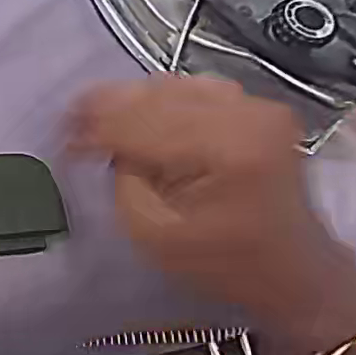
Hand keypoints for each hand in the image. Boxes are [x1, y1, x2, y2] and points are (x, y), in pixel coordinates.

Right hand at [70, 76, 355, 354]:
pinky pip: (197, 89)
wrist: (292, 269)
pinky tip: (142, 116)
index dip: (94, 127)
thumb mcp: (153, 232)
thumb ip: (124, 179)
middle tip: (71, 120)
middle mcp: (245, 114)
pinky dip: (162, 100)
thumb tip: (108, 142)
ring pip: (174, 85)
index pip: (140, 122)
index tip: (62, 136)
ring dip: (133, 100)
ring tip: (100, 119)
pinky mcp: (260, 109)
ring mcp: (258, 106)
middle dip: (108, 107)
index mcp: (223, 149)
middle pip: (156, 94)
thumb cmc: (221, 264)